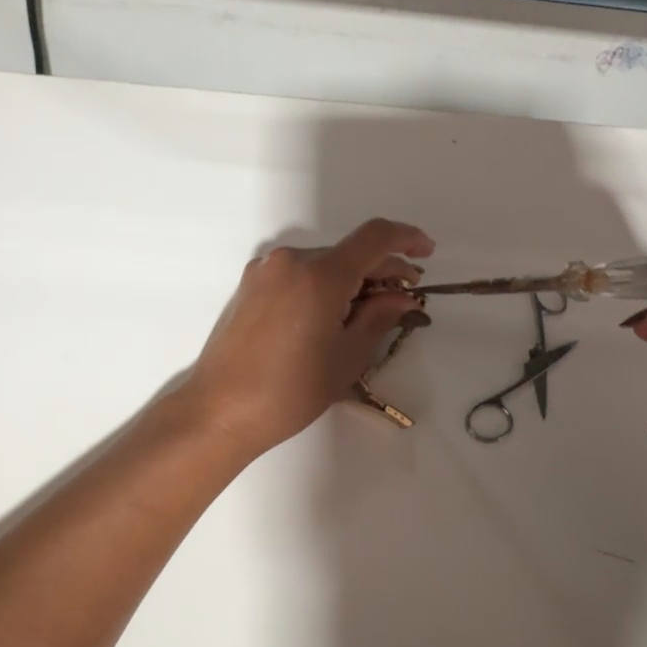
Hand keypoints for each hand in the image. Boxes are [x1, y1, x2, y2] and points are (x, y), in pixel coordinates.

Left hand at [175, 219, 434, 456]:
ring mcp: (265, 270)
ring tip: (363, 316)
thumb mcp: (346, 357)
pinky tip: (328, 317)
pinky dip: (320, 284)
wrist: (219, 408)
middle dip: (379, 270)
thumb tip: (401, 296)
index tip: (426, 253)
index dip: (407, 239)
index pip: (374, 237)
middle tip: (400, 301)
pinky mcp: (249, 284)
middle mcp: (290, 260)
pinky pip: (297, 273)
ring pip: (322, 263)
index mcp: (319, 275)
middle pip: (347, 252)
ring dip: (349, 279)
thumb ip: (379, 317)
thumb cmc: (290, 391)